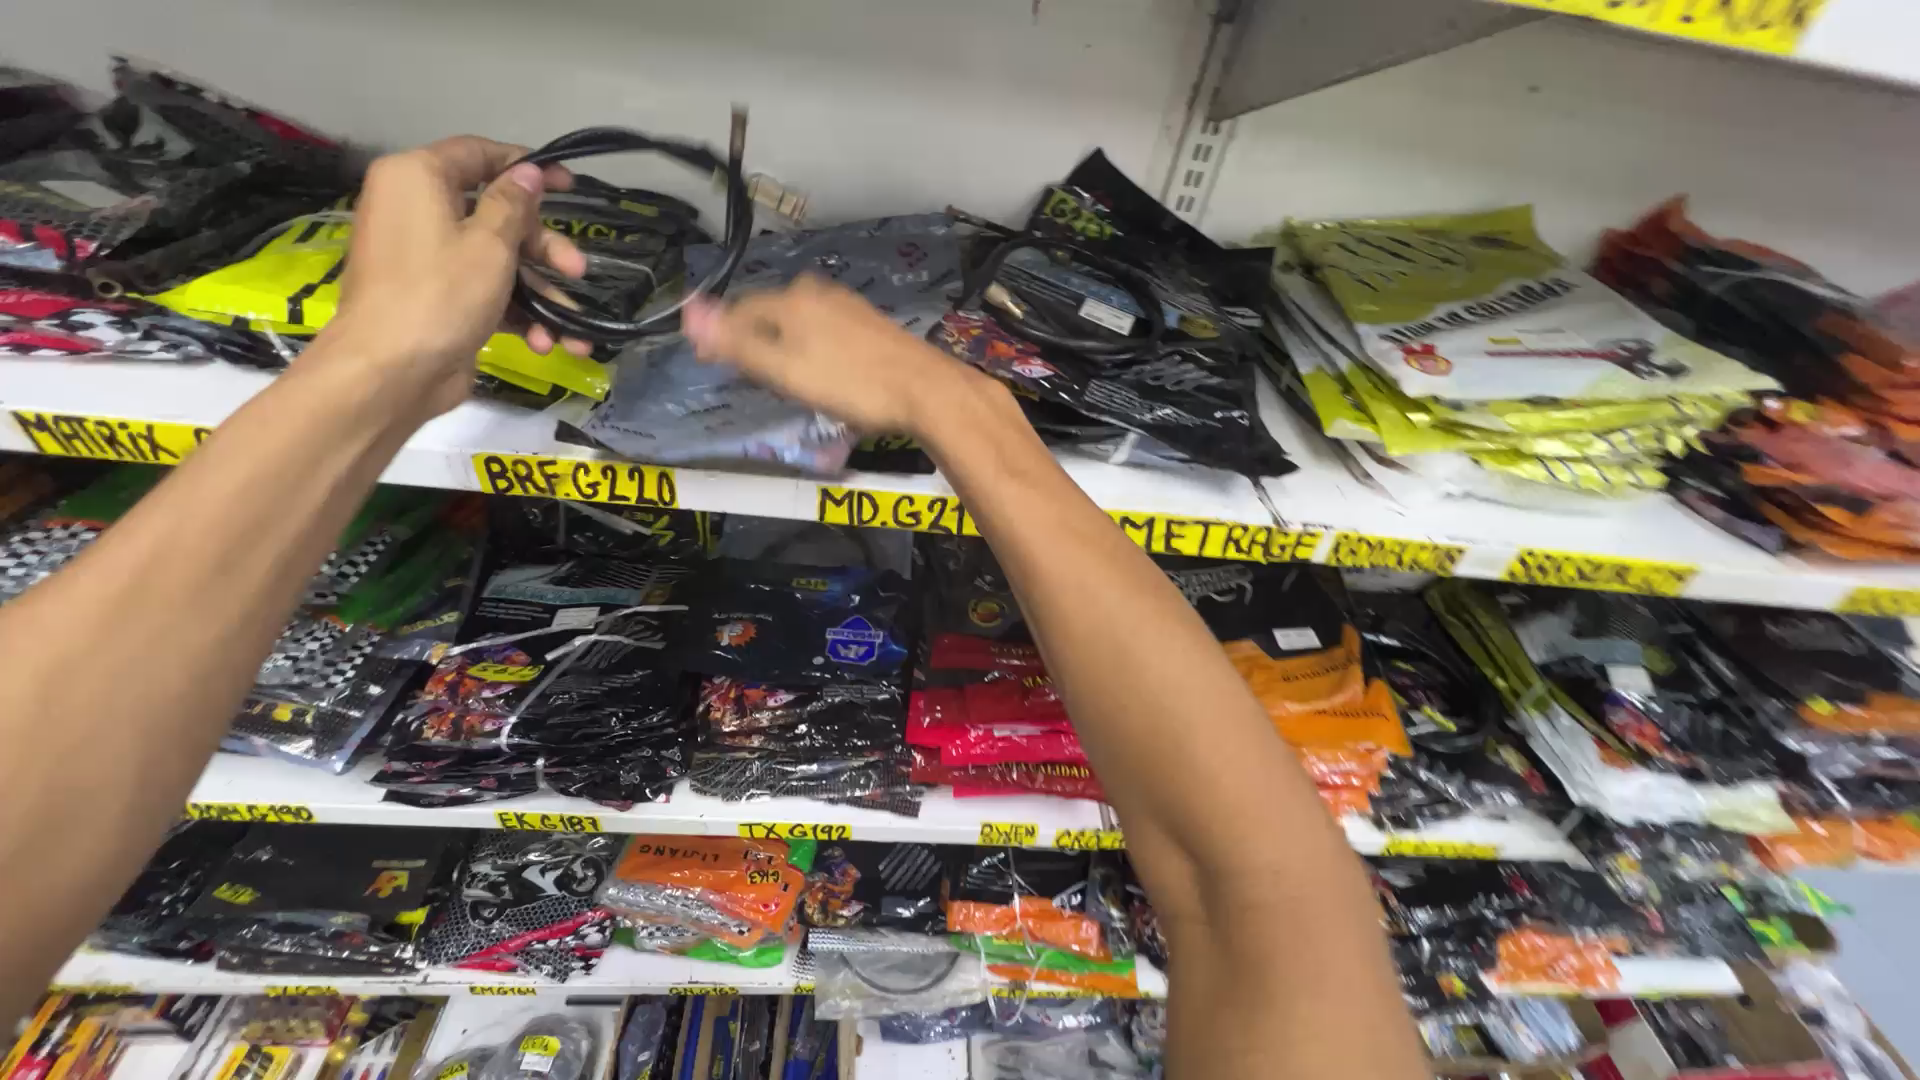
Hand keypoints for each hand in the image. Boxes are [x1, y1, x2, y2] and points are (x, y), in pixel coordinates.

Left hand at [320, 136, 589, 419]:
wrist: (393, 369)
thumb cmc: (441, 293)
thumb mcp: (489, 243)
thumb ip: (512, 205)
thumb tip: (528, 172)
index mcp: (418, 179)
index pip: (478, 155)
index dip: (526, 167)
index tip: (570, 184)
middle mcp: (420, 210)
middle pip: (497, 216)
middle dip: (544, 249)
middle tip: (578, 270)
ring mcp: (430, 257)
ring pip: (500, 261)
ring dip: (541, 293)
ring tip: (571, 325)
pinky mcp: (442, 297)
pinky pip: (488, 293)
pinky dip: (519, 315)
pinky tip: (545, 342)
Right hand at [681, 275, 991, 435]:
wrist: (925, 390)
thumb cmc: (850, 385)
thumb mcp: (784, 370)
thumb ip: (736, 343)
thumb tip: (688, 309)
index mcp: (791, 300)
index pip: (739, 311)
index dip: (722, 337)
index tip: (713, 365)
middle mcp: (817, 292)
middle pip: (769, 315)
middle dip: (756, 343)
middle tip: (758, 380)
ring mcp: (847, 305)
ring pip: (798, 323)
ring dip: (785, 347)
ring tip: (790, 381)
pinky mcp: (869, 323)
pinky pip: (824, 331)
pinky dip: (814, 349)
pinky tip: (826, 372)